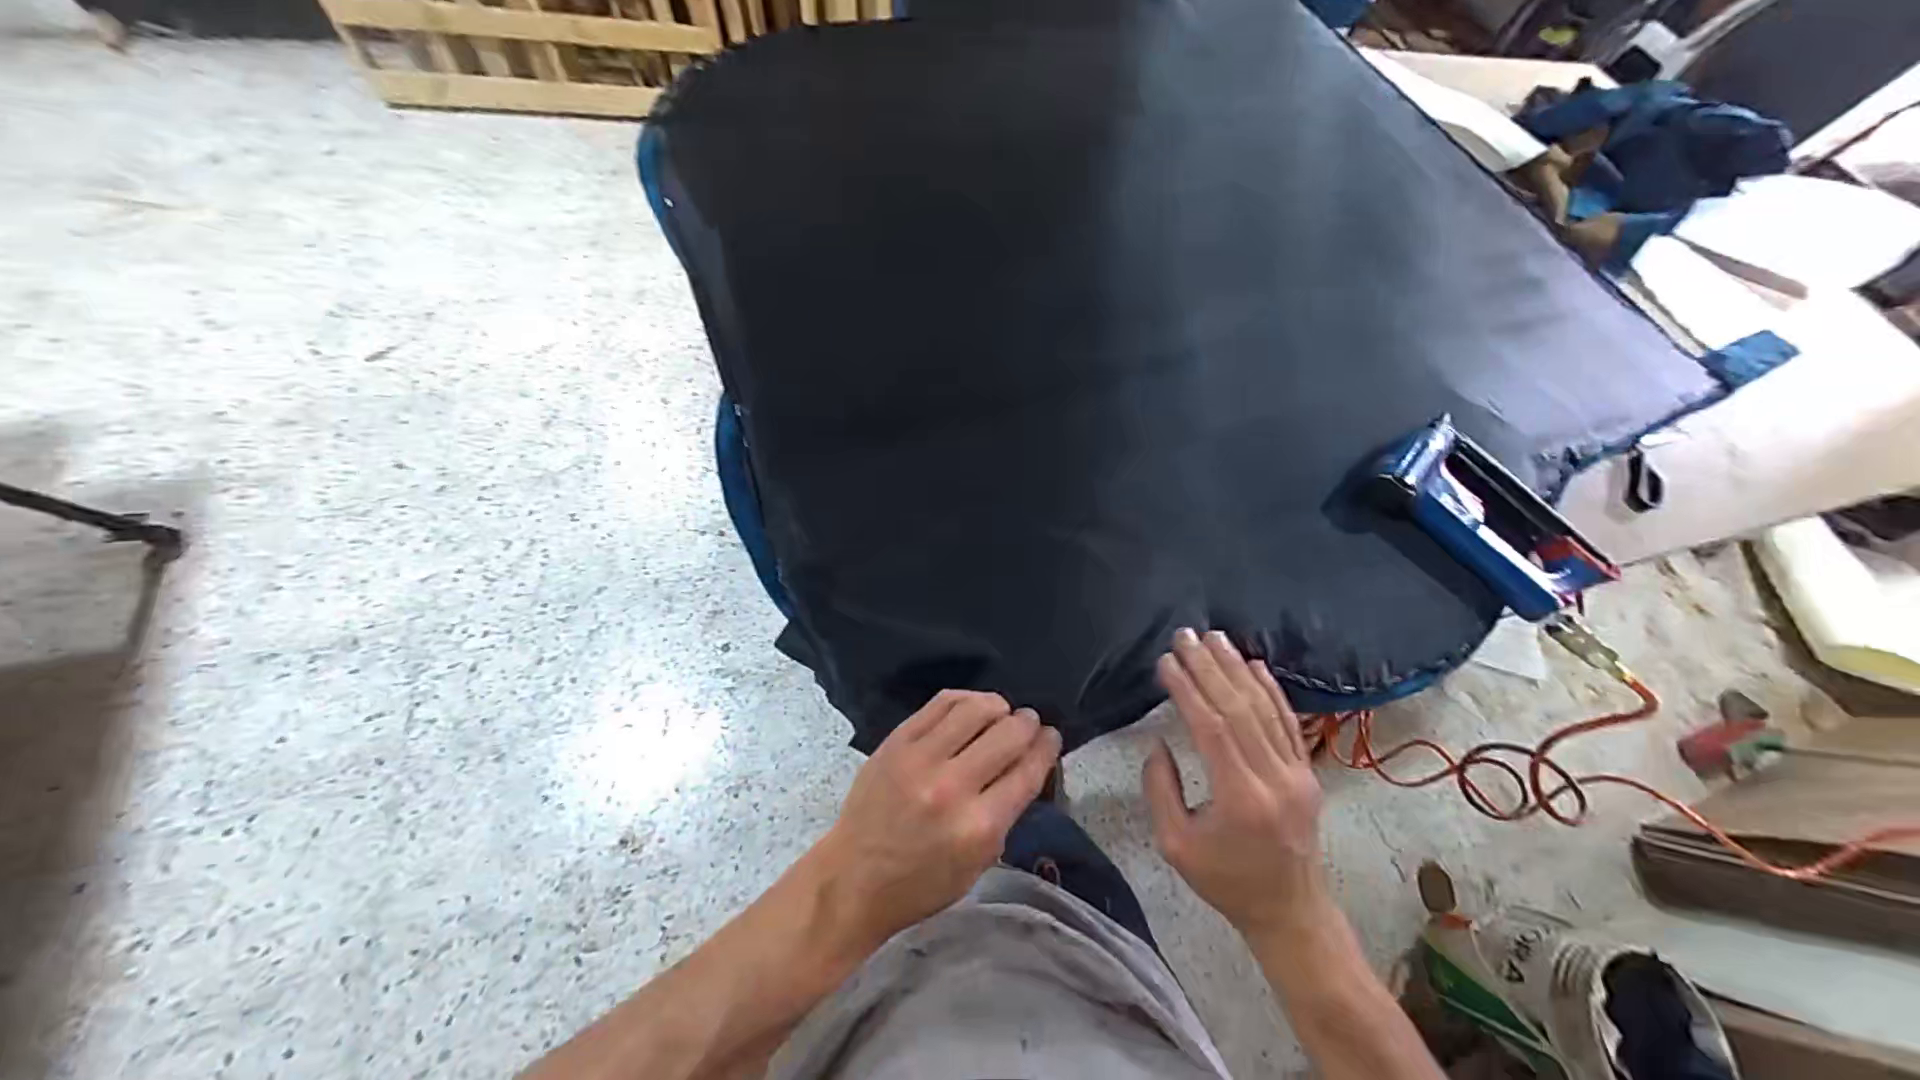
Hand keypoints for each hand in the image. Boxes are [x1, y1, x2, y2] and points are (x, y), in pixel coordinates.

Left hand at [808, 690, 1060, 949]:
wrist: (853, 878)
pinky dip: (966, 699)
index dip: (1047, 747)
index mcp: (979, 827)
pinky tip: (973, 706)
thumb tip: (1027, 765)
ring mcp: (920, 759)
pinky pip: (940, 703)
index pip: (1027, 771)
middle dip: (1028, 724)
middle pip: (1008, 734)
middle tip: (1030, 723)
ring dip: (998, 706)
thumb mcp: (979, 862)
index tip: (1052, 737)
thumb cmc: (921, 884)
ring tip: (1003, 712)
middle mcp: (953, 787)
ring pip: (975, 709)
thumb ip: (1006, 813)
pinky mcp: (896, 742)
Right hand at [1143, 628, 1329, 936]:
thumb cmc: (1225, 881)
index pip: (1212, 729)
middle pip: (1239, 710)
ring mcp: (1297, 774)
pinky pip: (1288, 722)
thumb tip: (1158, 742)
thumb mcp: (1175, 845)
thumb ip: (1160, 790)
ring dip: (1237, 669)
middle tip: (1185, 635)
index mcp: (1240, 799)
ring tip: (1214, 638)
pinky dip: (1270, 689)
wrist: (1289, 909)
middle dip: (1209, 668)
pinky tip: (1253, 665)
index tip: (1166, 661)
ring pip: (1265, 709)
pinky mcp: (1307, 772)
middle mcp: (1274, 779)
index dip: (1187, 690)